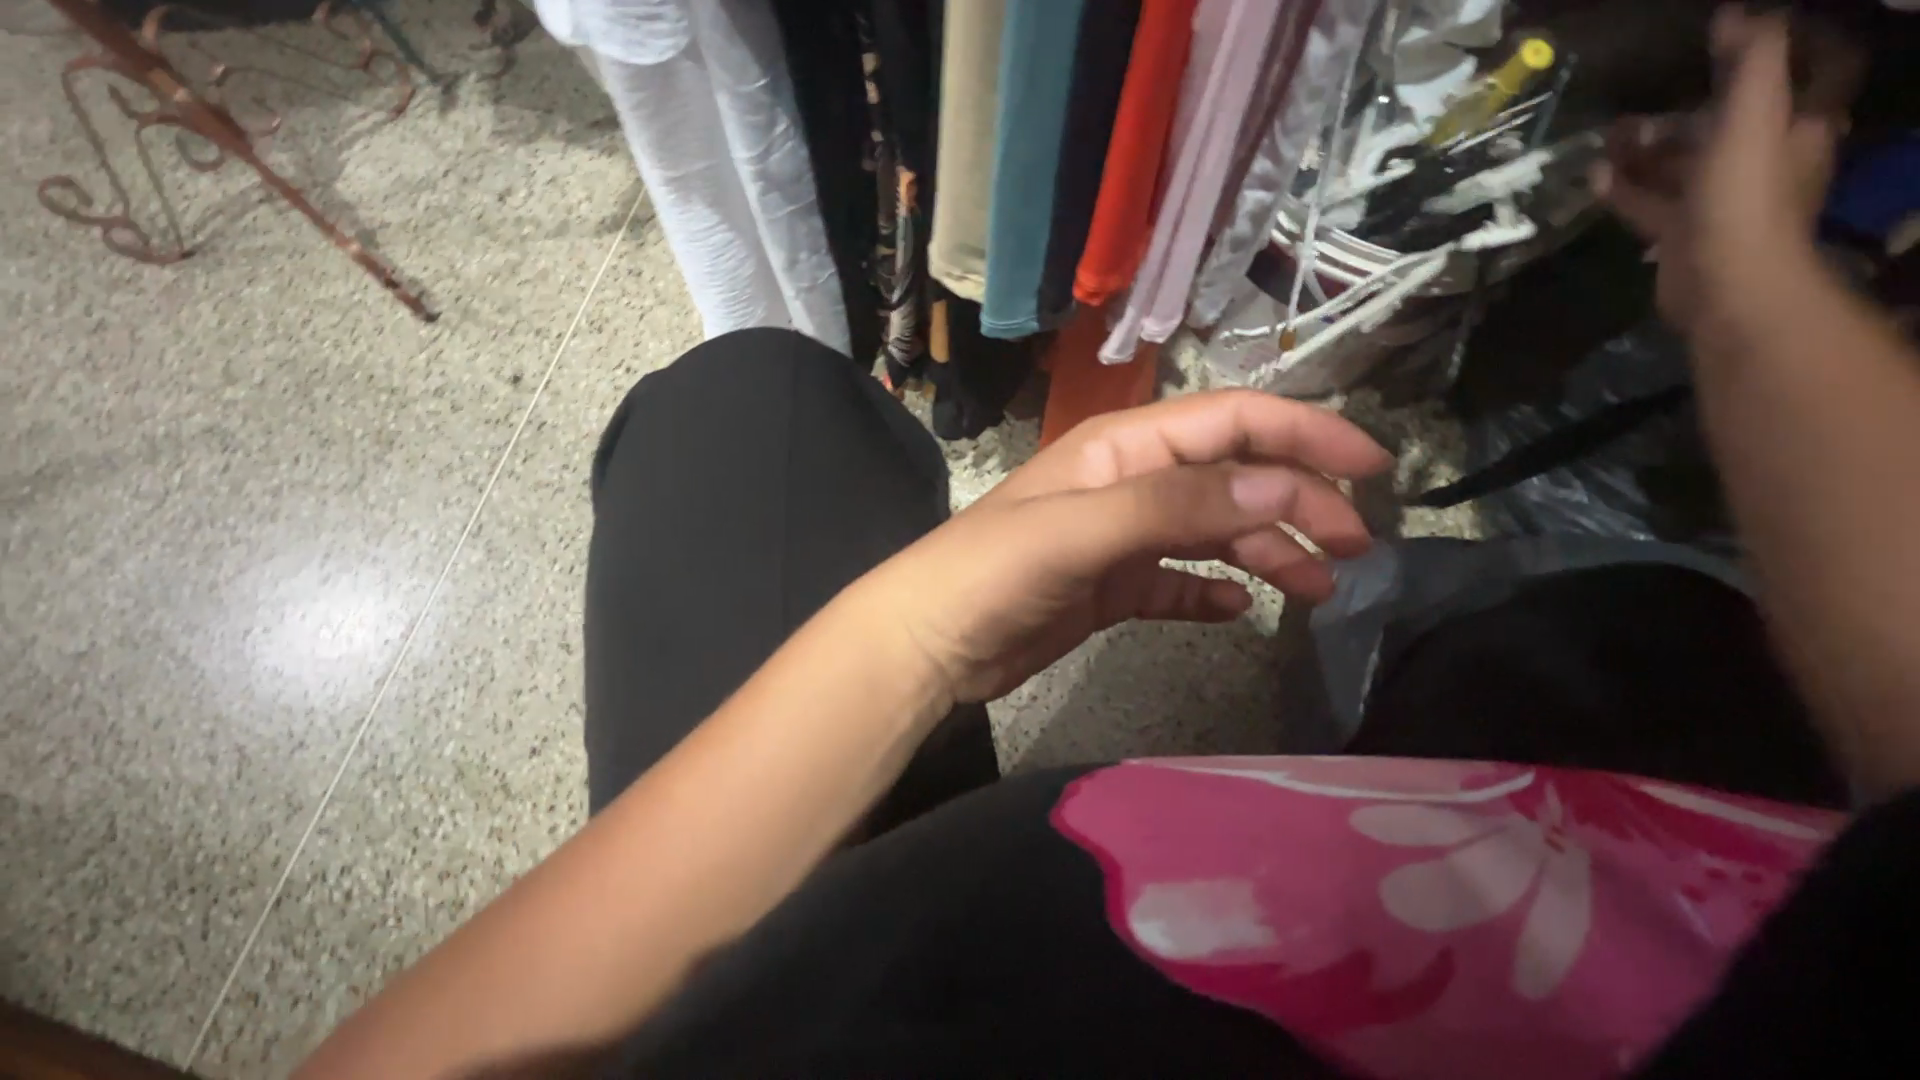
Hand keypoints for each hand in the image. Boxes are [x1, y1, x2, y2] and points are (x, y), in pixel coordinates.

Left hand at [850, 390, 1391, 704]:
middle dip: (1299, 502)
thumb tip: (1277, 488)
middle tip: (1354, 547)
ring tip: (1318, 590)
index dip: (1305, 433)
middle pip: (1235, 477)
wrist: (929, 644)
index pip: (1231, 421)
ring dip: (1270, 552)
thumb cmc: (991, 573)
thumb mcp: (1080, 531)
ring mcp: (1122, 536)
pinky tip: (1240, 609)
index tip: (1372, 467)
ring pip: (1216, 531)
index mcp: (1124, 448)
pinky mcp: (1112, 586)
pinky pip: (1180, 580)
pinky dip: (1214, 590)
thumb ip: (1174, 505)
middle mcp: (1130, 482)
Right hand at [1592, 7, 1854, 334]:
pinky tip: (1595, 178)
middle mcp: (1764, 160)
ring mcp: (1720, 200)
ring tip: (1609, 135)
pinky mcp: (1682, 233)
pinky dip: (1624, 189)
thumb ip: (1753, 62)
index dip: (1786, 47)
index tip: (1739, 34)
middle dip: (1693, 104)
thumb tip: (1737, 13)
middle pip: (1731, 121)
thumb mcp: (1753, 119)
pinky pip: (1650, 203)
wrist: (1724, 287)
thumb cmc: (1744, 200)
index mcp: (1797, 129)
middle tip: (1651, 89)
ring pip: (1683, 163)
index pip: (1811, 72)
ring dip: (1647, 148)